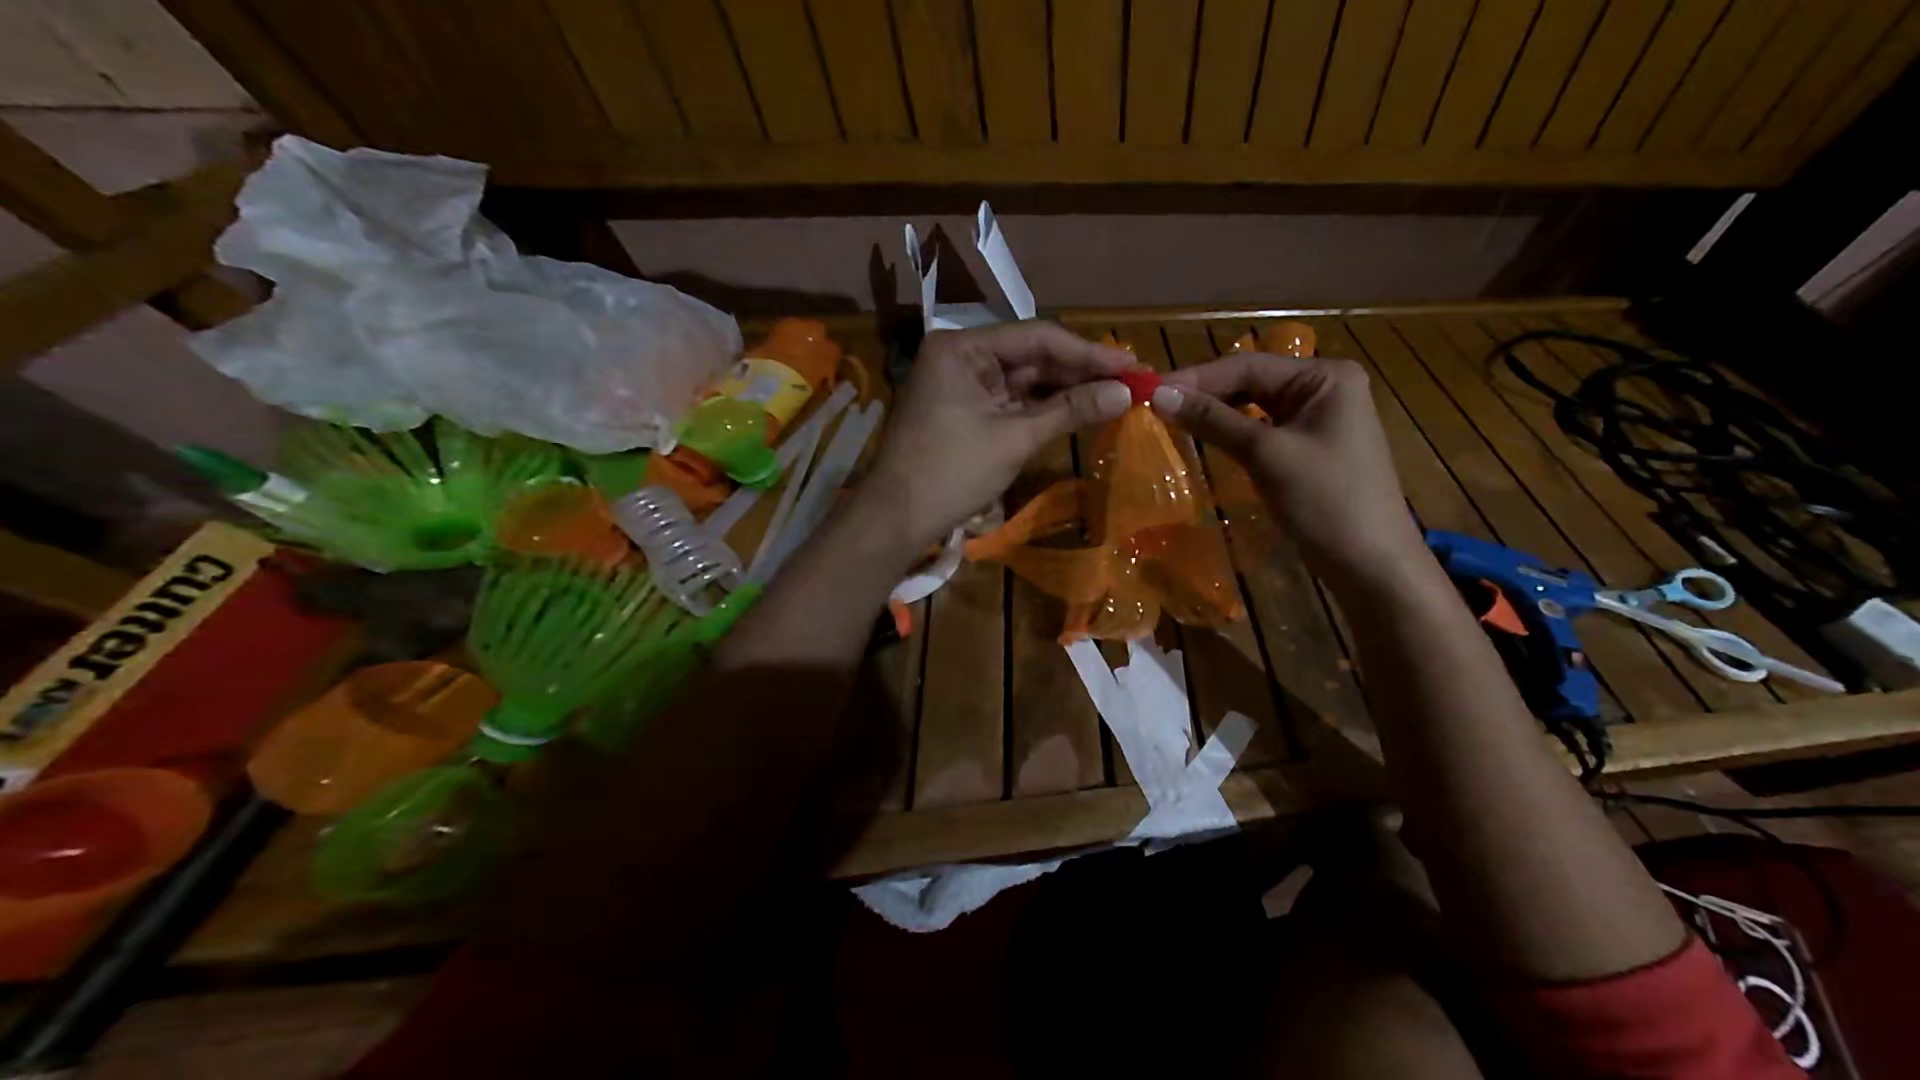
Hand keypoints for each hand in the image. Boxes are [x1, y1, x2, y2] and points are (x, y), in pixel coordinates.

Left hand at [865, 321, 1135, 549]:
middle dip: (1080, 371)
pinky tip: (1080, 410)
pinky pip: (1011, 401)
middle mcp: (961, 356)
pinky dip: (1043, 408)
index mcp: (963, 347)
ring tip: (1116, 395)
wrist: (897, 518)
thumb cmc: (951, 472)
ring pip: (1024, 380)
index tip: (1133, 365)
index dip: (1089, 353)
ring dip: (1066, 390)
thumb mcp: (1014, 438)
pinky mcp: (965, 411)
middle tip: (1132, 381)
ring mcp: (961, 384)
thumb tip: (1126, 392)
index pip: (1038, 337)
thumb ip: (1071, 409)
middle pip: (1032, 356)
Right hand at [1151, 353, 1422, 577]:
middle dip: (1204, 392)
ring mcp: (1317, 418)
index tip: (1149, 390)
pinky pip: (1261, 428)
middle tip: (1154, 405)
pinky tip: (1203, 436)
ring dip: (1214, 412)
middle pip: (1251, 381)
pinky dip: (1231, 431)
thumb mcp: (1266, 455)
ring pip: (1253, 405)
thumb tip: (1159, 395)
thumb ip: (1213, 421)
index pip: (1248, 365)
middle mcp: (1323, 387)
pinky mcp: (1308, 446)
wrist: (1370, 563)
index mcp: (1325, 376)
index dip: (1196, 377)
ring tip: (1169, 417)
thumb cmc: (1325, 501)